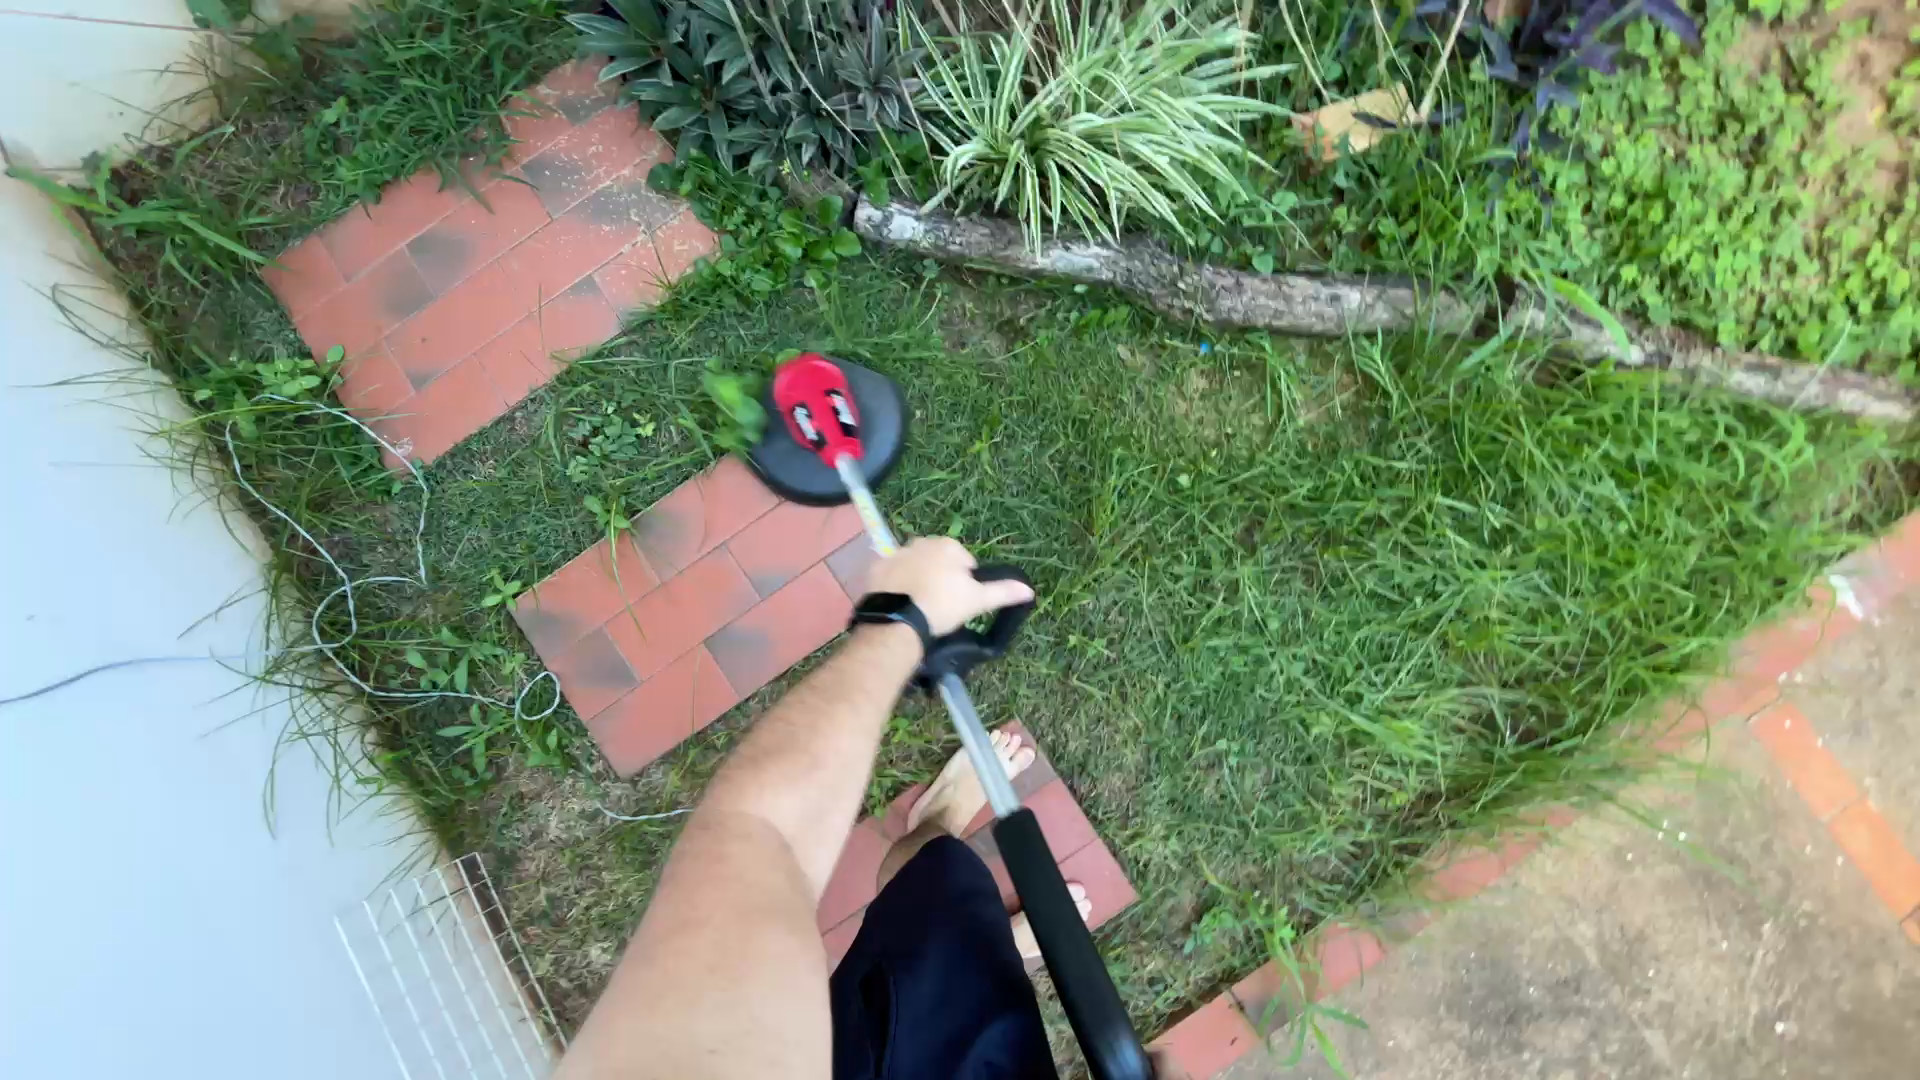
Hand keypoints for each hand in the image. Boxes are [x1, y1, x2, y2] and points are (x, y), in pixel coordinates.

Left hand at [863, 537, 1034, 636]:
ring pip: (913, 566)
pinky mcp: (876, 568)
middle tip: (939, 605)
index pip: (963, 562)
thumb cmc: (943, 606)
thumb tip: (1030, 589)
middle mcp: (921, 541)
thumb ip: (1003, 592)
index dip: (963, 582)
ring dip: (917, 579)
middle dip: (939, 578)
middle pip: (937, 561)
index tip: (958, 601)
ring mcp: (896, 553)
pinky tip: (899, 602)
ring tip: (918, 606)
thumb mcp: (977, 600)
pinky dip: (895, 585)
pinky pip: (890, 574)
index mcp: (948, 545)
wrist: (900, 619)